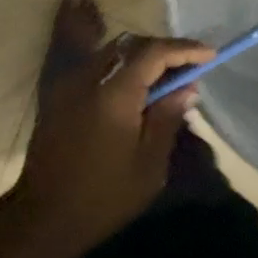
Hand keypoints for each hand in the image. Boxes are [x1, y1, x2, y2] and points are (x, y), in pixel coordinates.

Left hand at [7, 34, 216, 254]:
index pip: (152, 52)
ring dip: (139, 56)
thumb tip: (187, 86)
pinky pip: (92, 63)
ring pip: (109, 51)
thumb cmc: (105, 195)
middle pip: (129, 45)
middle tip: (189, 69)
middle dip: (162, 50)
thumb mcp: (149, 164)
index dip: (183, 49)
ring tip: (165, 77)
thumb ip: (167, 117)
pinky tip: (133, 85)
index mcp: (113, 92)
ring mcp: (68, 81)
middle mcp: (87, 75)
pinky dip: (117, 65)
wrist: (47, 212)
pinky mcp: (58, 91)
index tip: (210, 54)